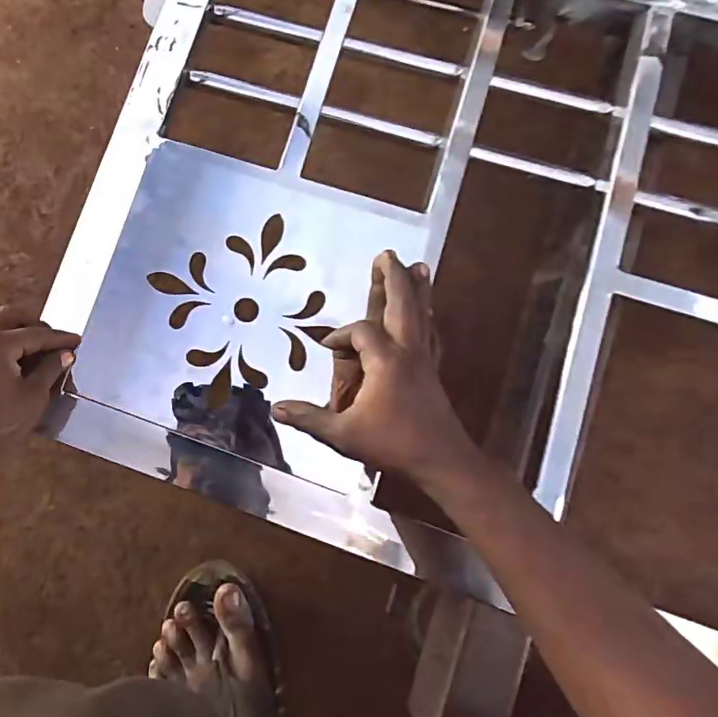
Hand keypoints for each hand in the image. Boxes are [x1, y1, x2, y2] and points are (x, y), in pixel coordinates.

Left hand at [0, 305, 79, 463]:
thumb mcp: (33, 396)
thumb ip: (50, 369)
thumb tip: (64, 354)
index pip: (36, 333)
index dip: (60, 338)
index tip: (77, 341)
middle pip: (11, 317)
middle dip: (35, 324)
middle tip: (54, 340)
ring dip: (17, 331)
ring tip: (37, 350)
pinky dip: (3, 342)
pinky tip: (15, 362)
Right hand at [271, 251, 482, 485]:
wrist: (442, 461)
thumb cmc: (393, 445)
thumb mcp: (343, 435)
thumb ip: (309, 419)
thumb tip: (275, 408)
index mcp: (385, 362)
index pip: (360, 333)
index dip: (340, 336)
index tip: (326, 347)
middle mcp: (407, 352)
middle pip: (402, 305)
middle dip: (393, 279)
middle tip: (388, 255)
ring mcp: (424, 360)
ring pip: (421, 315)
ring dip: (418, 290)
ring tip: (419, 266)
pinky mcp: (433, 371)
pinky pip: (431, 335)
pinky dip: (428, 318)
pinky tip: (430, 313)